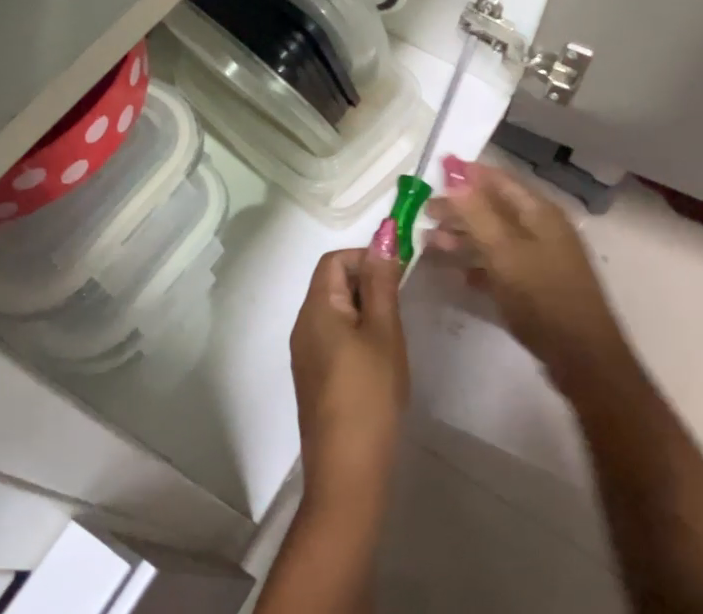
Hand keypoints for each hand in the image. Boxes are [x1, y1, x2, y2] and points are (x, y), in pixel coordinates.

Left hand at [289, 236, 408, 509]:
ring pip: (335, 312)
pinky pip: (333, 337)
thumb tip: (383, 235)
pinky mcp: (313, 376)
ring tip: (392, 338)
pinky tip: (378, 362)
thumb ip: (382, 282)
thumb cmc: (370, 392)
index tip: (397, 279)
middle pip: (332, 283)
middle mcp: (303, 325)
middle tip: (399, 311)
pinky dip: (357, 335)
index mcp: (316, 308)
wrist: (348, 467)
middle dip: (368, 284)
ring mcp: (305, 353)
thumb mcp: (384, 331)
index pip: (335, 260)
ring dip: (365, 311)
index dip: (366, 258)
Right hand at [426, 160, 634, 393]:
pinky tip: (458, 274)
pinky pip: (501, 267)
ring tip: (430, 244)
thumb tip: (453, 174)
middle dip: (459, 209)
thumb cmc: (542, 296)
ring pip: (496, 239)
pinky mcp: (536, 287)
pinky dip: (479, 265)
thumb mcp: (504, 251)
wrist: (582, 356)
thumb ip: (477, 213)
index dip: (468, 174)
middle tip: (424, 213)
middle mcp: (542, 229)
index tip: (435, 171)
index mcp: (540, 213)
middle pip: (495, 209)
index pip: (500, 180)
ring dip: (464, 238)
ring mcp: (541, 259)